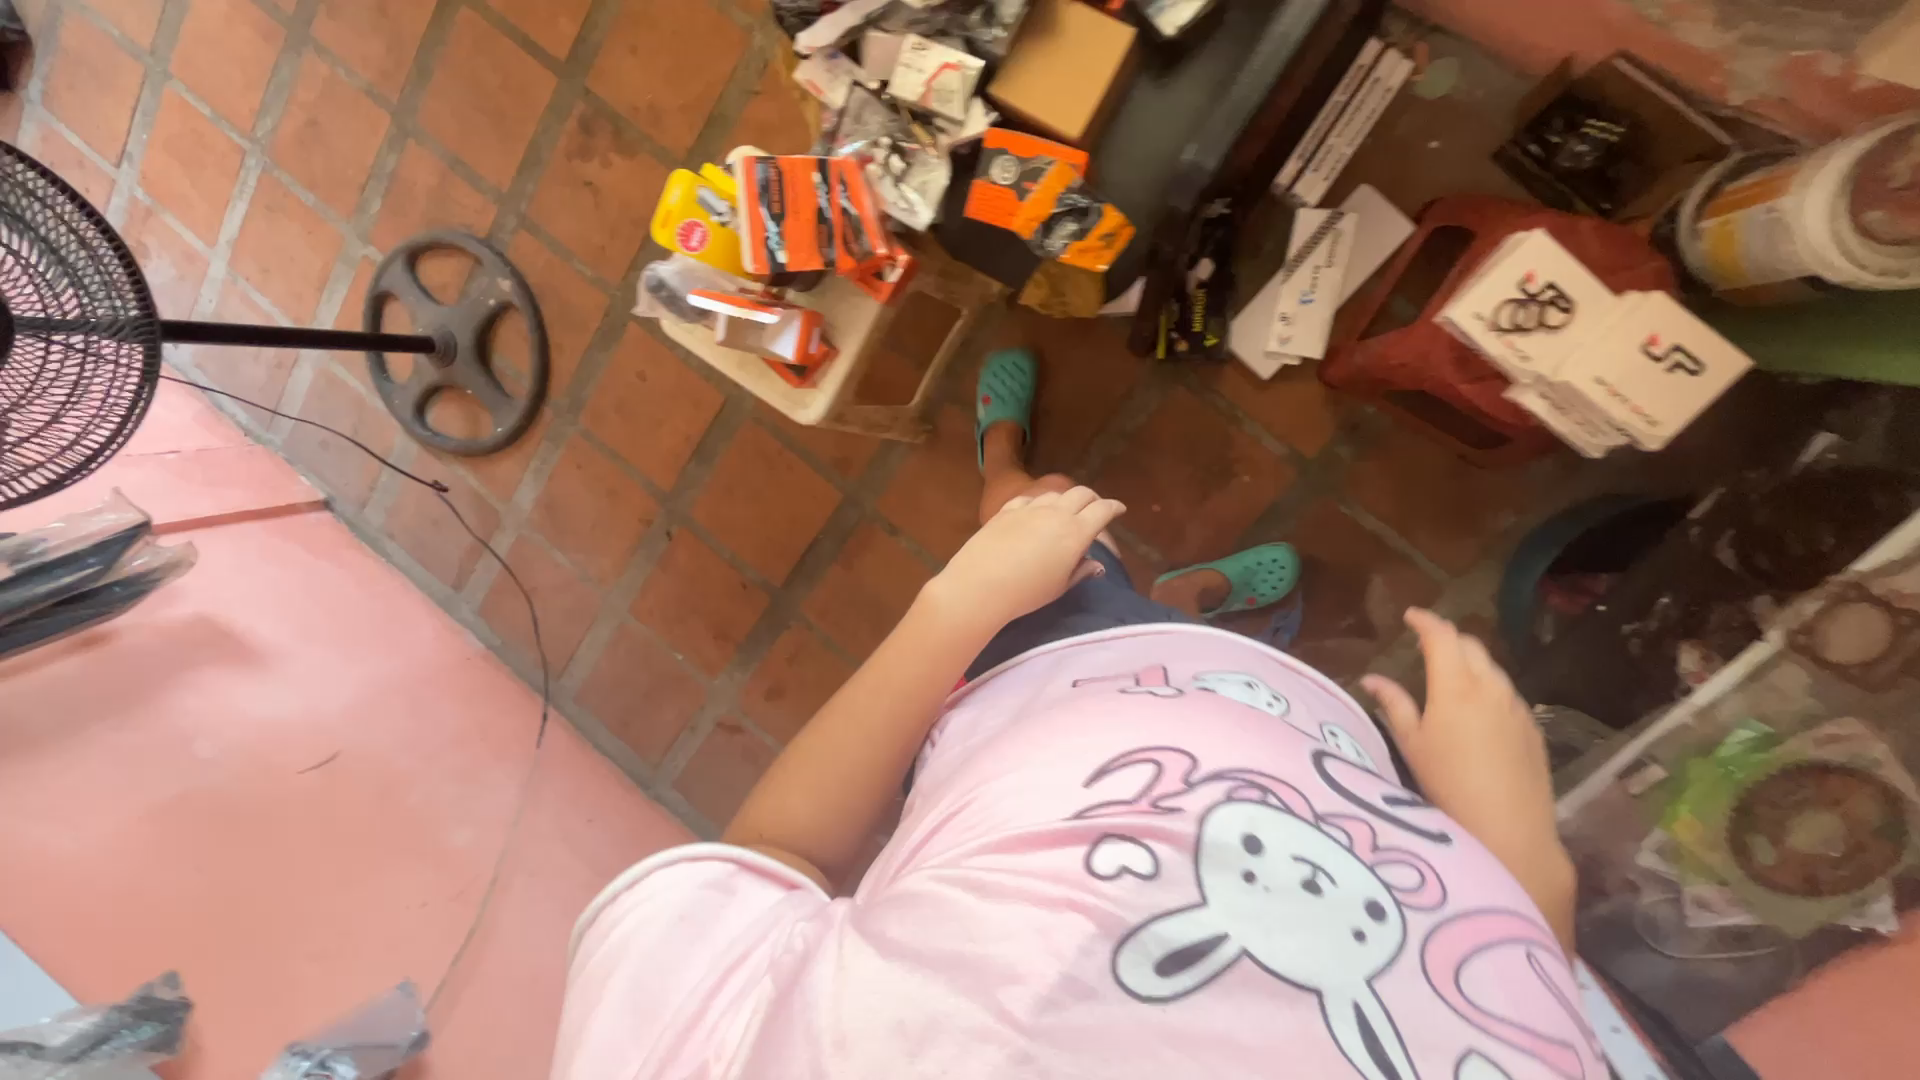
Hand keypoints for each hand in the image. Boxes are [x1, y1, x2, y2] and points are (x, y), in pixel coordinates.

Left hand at [925, 485, 1124, 638]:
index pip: (1102, 511)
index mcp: (1076, 532)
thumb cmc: (1026, 593)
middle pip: (1081, 494)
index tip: (1119, 509)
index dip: (1114, 508)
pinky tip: (1035, 511)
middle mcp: (1056, 514)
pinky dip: (1039, 503)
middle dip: (1093, 499)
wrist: (980, 584)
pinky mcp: (1006, 510)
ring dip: (1066, 499)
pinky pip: (1029, 500)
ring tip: (1066, 511)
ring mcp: (1029, 509)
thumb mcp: (1059, 587)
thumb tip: (1095, 563)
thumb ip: (1080, 571)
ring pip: (1055, 494)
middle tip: (1096, 508)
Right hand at [1361, 610, 1572, 916]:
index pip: (1441, 636)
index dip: (1425, 621)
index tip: (1409, 615)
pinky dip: (1487, 686)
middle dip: (1447, 637)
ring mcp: (1516, 707)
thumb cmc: (1446, 782)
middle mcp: (1490, 687)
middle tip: (1425, 642)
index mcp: (1455, 685)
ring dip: (1469, 661)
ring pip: (1492, 669)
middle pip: (1471, 646)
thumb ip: (1393, 703)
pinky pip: (1506, 693)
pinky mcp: (1532, 728)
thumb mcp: (1410, 742)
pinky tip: (1475, 708)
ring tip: (1448, 673)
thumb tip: (1372, 678)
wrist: (1509, 829)